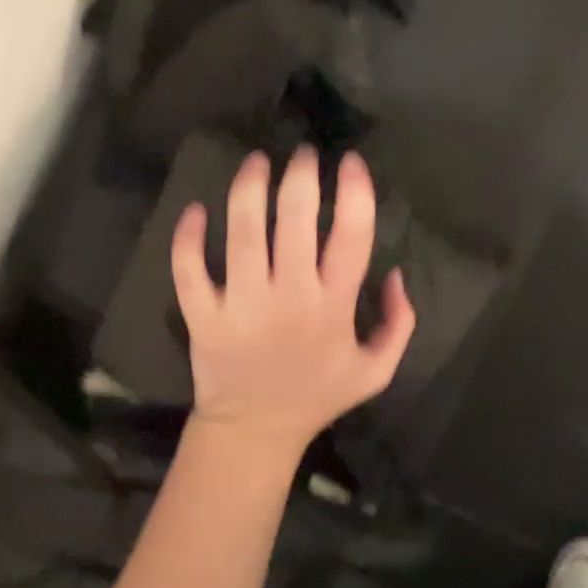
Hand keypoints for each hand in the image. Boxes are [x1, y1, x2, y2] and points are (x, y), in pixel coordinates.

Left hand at [171, 147, 415, 458]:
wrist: (254, 433)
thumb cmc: (317, 395)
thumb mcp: (376, 370)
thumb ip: (399, 322)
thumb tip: (395, 273)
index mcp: (334, 305)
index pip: (352, 234)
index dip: (355, 190)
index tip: (349, 161)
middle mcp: (290, 296)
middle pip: (296, 218)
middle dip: (300, 175)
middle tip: (302, 155)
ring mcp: (242, 304)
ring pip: (243, 232)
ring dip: (249, 187)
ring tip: (257, 162)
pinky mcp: (203, 315)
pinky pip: (189, 268)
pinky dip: (188, 236)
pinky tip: (197, 209)